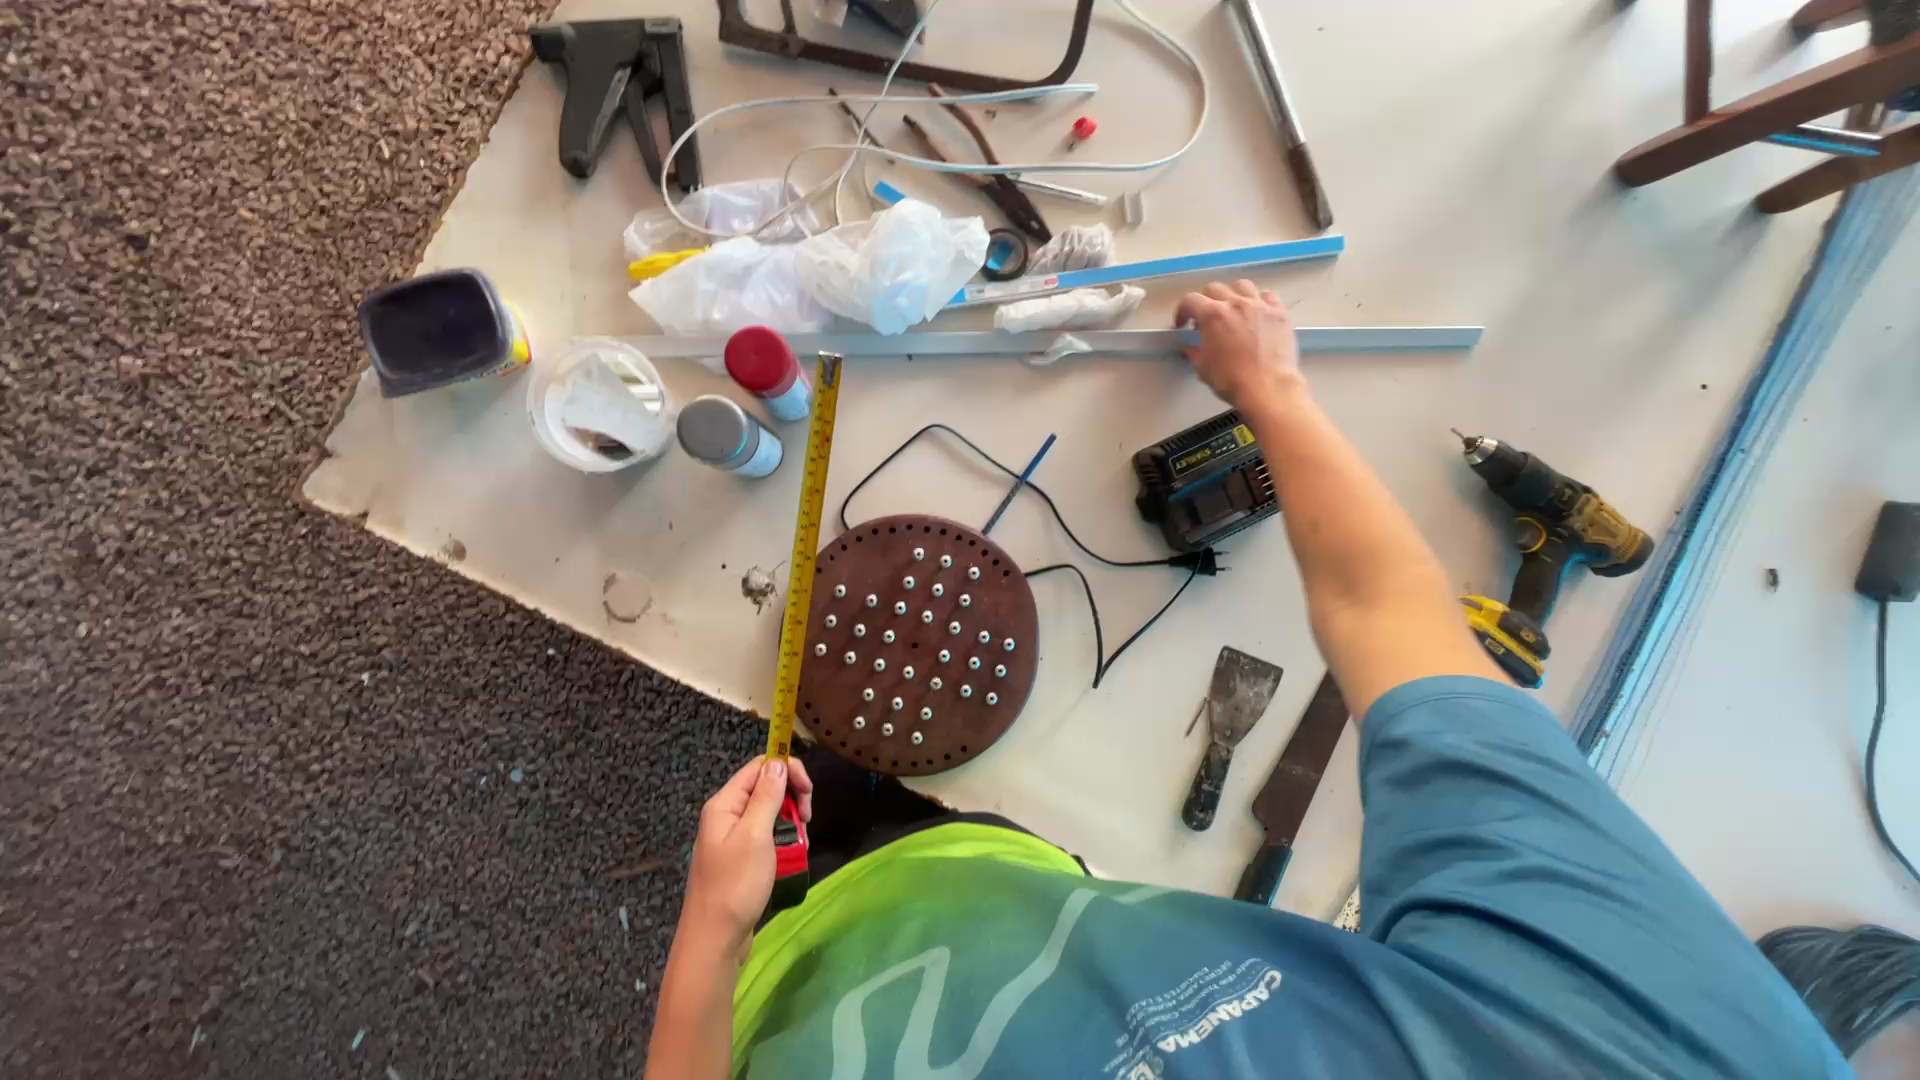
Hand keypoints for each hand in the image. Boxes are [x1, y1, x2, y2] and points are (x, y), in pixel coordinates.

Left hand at [680, 756, 813, 950]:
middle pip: (766, 789)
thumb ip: (767, 796)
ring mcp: (733, 839)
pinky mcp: (741, 860)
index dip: (787, 771)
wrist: (714, 941)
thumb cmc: (735, 885)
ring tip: (801, 845)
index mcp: (724, 805)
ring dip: (791, 824)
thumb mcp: (755, 835)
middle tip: (808, 820)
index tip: (809, 792)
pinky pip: (767, 838)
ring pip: (770, 815)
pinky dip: (783, 843)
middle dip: (792, 799)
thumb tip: (778, 763)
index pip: (759, 768)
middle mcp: (726, 816)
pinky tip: (792, 858)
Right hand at [1174, 280, 1303, 410]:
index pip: (1190, 301)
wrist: (1268, 386)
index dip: (1182, 312)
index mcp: (1212, 315)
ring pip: (1242, 286)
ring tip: (1233, 310)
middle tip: (1205, 318)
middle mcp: (1235, 303)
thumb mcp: (1203, 368)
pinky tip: (1256, 314)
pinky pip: (1267, 296)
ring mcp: (1259, 305)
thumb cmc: (1230, 379)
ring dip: (1232, 295)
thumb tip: (1190, 346)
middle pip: (1215, 288)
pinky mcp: (1279, 312)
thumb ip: (1194, 351)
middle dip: (1205, 301)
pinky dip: (1258, 301)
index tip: (1182, 324)